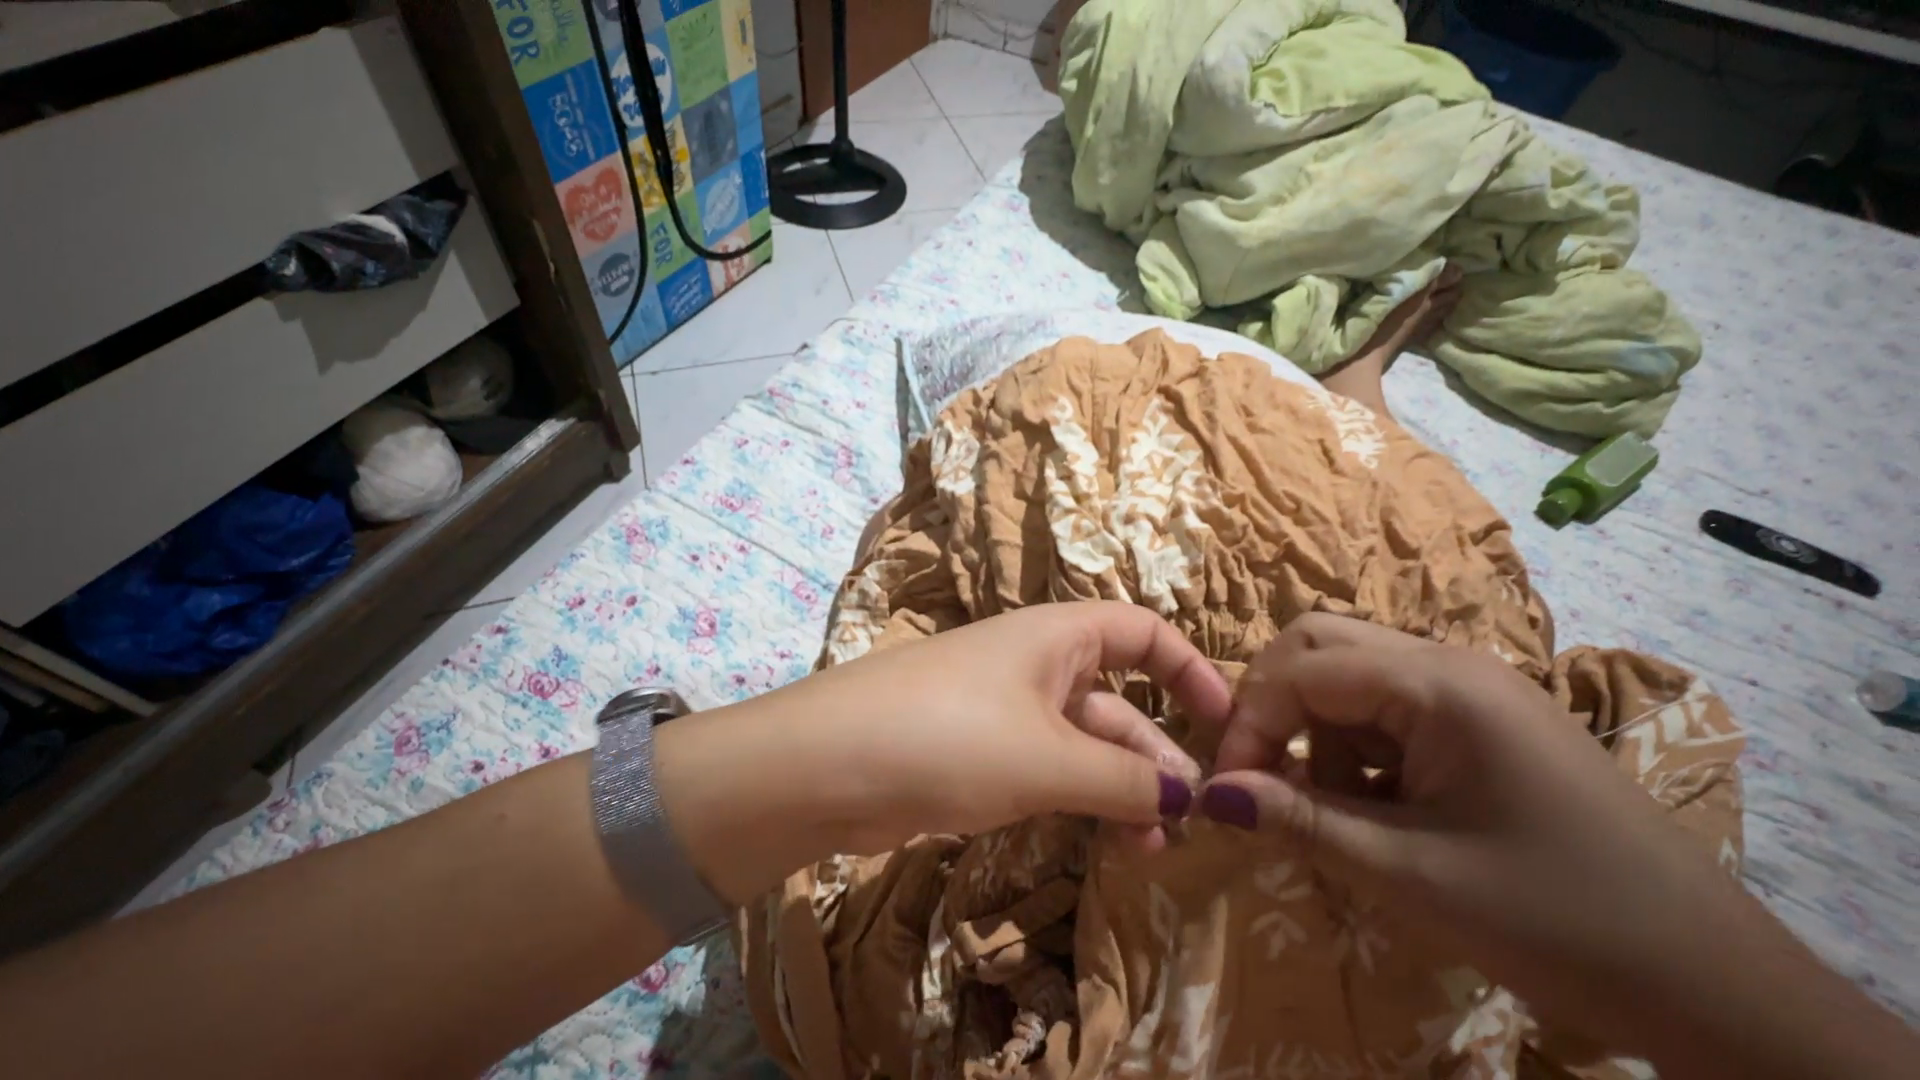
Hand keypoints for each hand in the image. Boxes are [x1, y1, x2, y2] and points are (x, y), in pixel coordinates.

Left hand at [654, 602, 1231, 905]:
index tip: (1226, 721)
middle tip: (1192, 816)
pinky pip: (1045, 771)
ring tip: (1155, 846)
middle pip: (1116, 699)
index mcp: (1055, 637)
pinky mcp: (974, 757)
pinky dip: (1078, 801)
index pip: (1141, 631)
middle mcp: (1032, 665)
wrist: (823, 768)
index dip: (1189, 668)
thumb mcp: (1049, 759)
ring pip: (1082, 744)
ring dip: (1120, 788)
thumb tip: (1192, 801)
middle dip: (1156, 754)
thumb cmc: (947, 737)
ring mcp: (1001, 713)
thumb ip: (1125, 781)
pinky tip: (1104, 840)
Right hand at [1194, 614, 1753, 1058]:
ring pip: (1350, 675)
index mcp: (1437, 683)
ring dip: (1315, 731)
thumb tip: (1210, 793)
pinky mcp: (1485, 725)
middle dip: (1274, 706)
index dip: (1249, 724)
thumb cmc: (1554, 919)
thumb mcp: (1409, 876)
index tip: (1228, 794)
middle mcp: (1451, 664)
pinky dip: (1357, 749)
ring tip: (1329, 812)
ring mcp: (1473, 691)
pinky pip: (1390, 709)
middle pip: (1319, 644)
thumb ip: (1300, 822)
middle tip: (1263, 781)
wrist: (1711, 978)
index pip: (1299, 667)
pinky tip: (1378, 812)